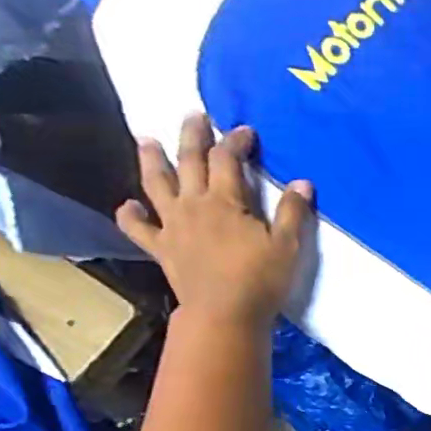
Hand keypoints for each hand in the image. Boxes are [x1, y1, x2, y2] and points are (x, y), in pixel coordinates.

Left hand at [116, 113, 313, 325]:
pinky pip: (139, 229)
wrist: (225, 315)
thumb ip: (293, 213)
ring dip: (151, 160)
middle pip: (189, 160)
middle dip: (192, 135)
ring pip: (156, 184)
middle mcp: (194, 204)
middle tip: (194, 115)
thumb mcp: (287, 247)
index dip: (236, 140)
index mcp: (225, 201)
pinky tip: (127, 205)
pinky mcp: (162, 249)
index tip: (245, 131)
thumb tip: (303, 182)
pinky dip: (130, 215)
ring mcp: (173, 226)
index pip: (228, 158)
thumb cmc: (260, 281)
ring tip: (146, 140)